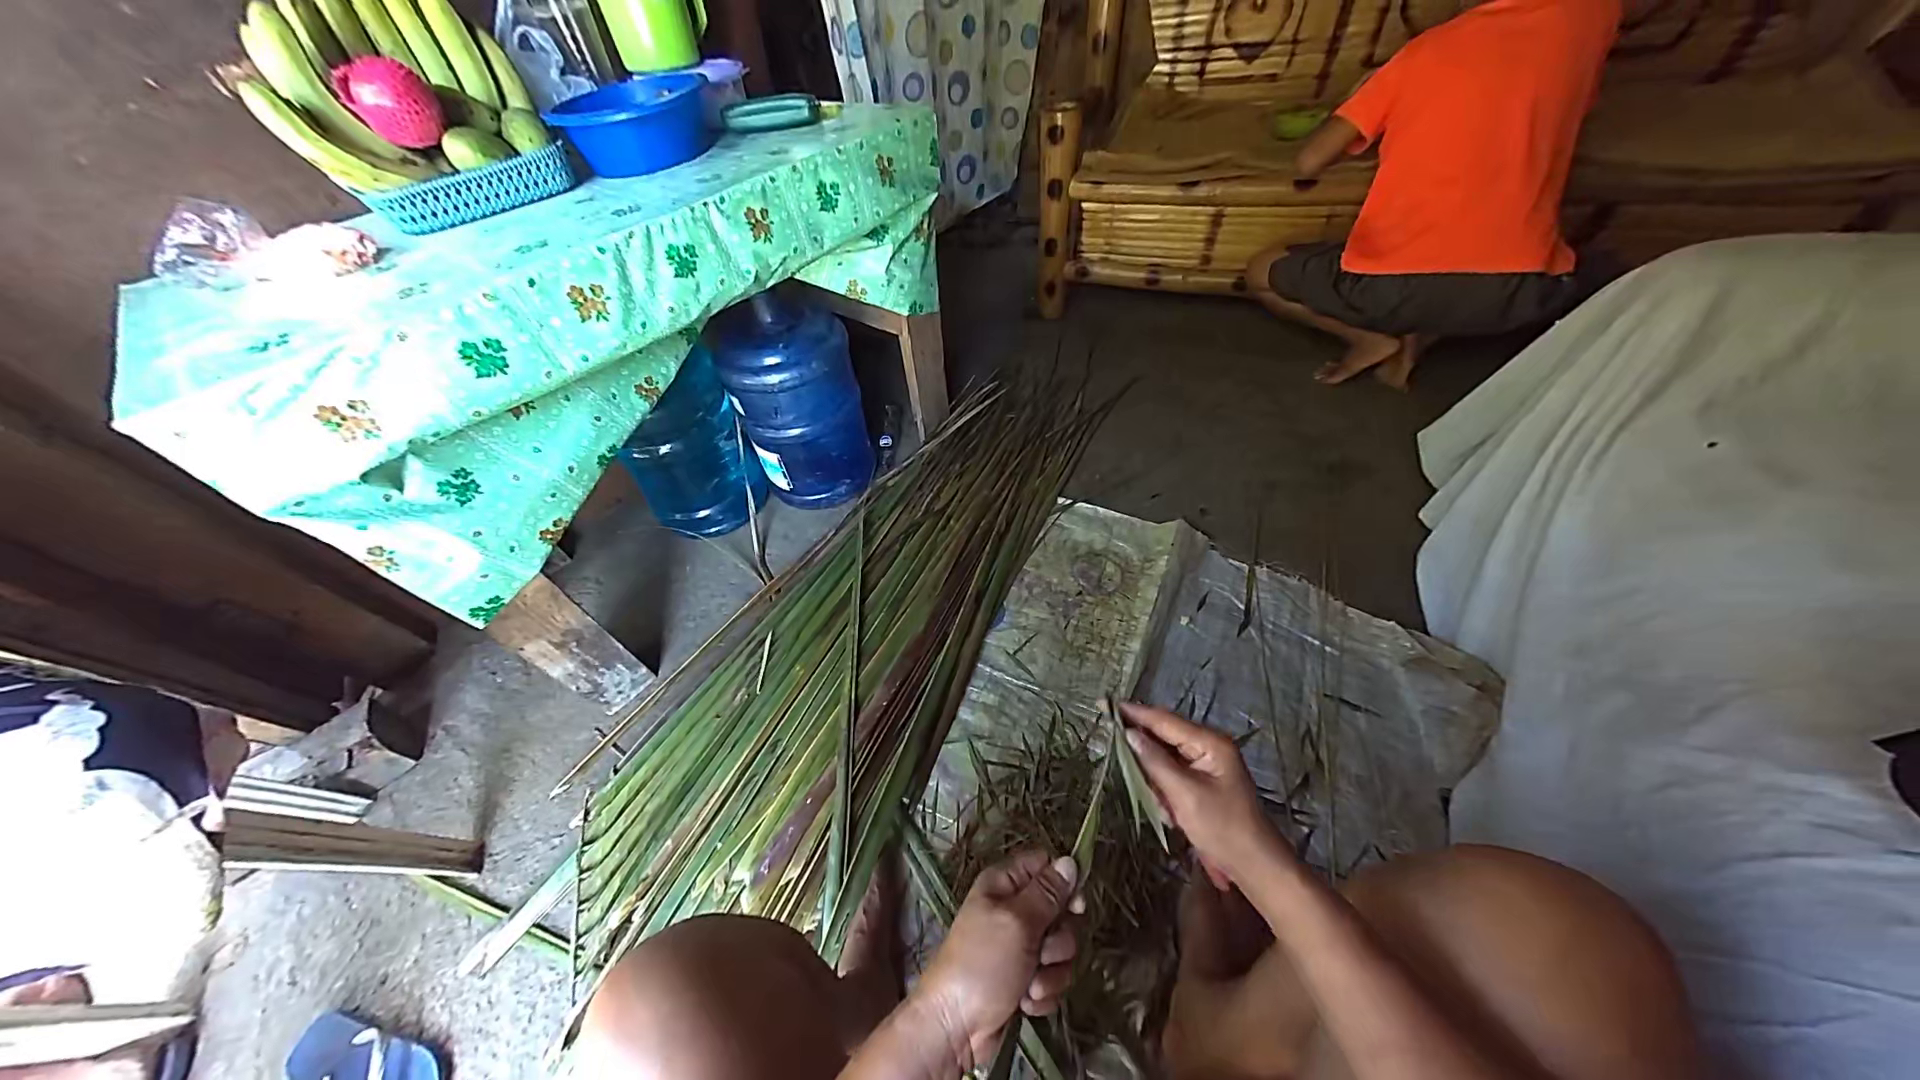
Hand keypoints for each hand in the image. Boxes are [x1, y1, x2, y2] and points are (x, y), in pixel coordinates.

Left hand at [912, 850, 1081, 1068]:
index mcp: (1004, 883)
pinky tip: (1025, 1002)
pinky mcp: (1025, 977)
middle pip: (1061, 911)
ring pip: (1061, 949)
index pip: (1046, 866)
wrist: (955, 1027)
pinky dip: (1044, 993)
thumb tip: (1071, 861)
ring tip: (1030, 986)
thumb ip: (1047, 893)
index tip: (1074, 907)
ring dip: (1052, 972)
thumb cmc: (982, 964)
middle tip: (1041, 953)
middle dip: (1059, 940)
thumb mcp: (1017, 922)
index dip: (1065, 884)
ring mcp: (1020, 945)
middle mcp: (1013, 909)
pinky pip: (1053, 977)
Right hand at [1120, 702, 1281, 889]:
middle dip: (1143, 753)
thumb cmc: (1223, 828)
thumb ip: (1154, 761)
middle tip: (1118, 758)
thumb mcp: (1184, 794)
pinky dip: (1164, 790)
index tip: (1105, 704)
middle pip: (1163, 736)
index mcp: (1210, 742)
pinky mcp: (1201, 781)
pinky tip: (1170, 811)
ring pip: (1164, 758)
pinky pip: (1171, 775)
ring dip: (1154, 779)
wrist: (1255, 866)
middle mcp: (1208, 746)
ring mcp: (1205, 764)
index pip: (1164, 721)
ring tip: (1162, 804)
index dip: (1133, 713)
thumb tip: (1129, 733)